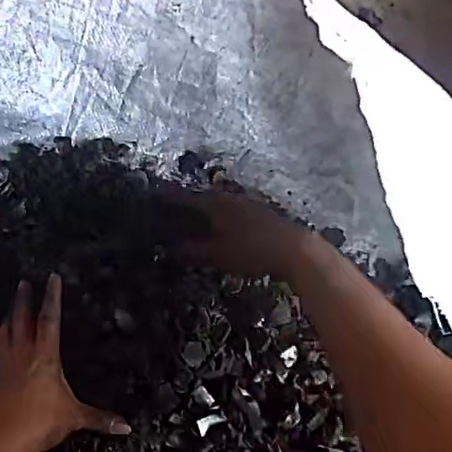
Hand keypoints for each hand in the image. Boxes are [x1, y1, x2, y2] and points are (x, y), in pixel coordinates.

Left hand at [0, 274, 130, 451]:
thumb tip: (126, 427)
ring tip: (10, 310)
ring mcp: (4, 365)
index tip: (52, 278)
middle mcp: (21, 354)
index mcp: (44, 357)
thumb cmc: (39, 423)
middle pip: (20, 319)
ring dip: (8, 319)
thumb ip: (99, 419)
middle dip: (23, 299)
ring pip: (4, 333)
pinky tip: (0, 351)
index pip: (49, 319)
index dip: (52, 297)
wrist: (0, 438)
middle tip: (23, 283)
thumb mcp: (73, 418)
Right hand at [168, 186, 326, 280]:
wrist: (296, 251)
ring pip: (221, 204)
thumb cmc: (251, 250)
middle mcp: (231, 198)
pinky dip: (223, 217)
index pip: (186, 198)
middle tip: (173, 211)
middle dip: (188, 204)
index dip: (170, 198)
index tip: (155, 196)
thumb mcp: (217, 254)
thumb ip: (193, 251)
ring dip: (208, 211)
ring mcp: (250, 204)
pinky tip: (222, 227)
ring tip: (196, 220)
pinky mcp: (263, 214)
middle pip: (204, 199)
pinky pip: (234, 211)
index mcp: (216, 204)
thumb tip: (171, 249)